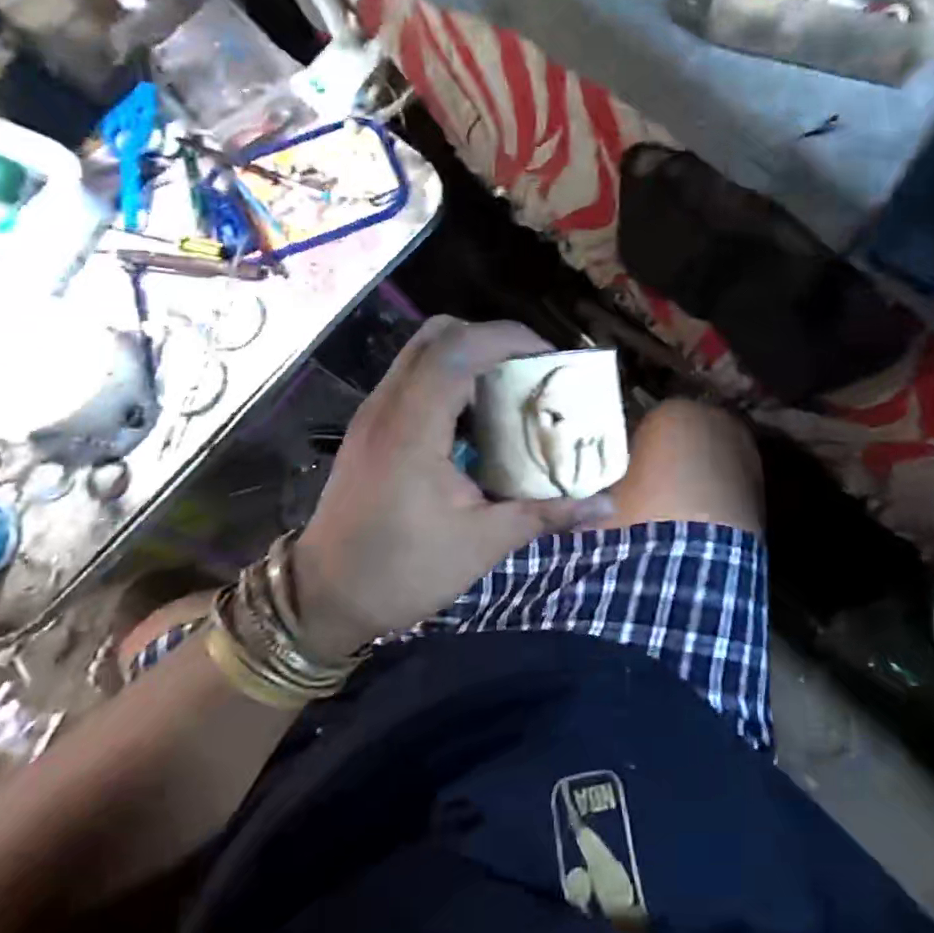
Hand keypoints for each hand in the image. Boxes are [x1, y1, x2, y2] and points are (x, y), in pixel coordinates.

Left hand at [292, 317, 615, 659]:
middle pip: (437, 336)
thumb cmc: (401, 571)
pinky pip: (410, 383)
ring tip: (509, 398)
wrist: (326, 596)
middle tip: (531, 376)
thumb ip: (546, 515)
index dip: (510, 340)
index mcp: (412, 428)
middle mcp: (386, 407)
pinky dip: (446, 385)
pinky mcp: (368, 432)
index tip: (552, 361)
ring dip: (468, 362)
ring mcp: (372, 416)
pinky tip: (473, 427)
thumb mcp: (482, 544)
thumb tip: (606, 505)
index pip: (458, 348)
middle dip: (491, 342)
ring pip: (420, 356)